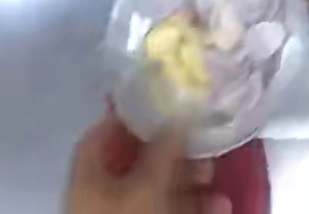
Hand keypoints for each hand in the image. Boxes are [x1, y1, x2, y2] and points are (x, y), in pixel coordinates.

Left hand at [65, 114, 227, 213]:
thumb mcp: (149, 183)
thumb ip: (165, 146)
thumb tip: (181, 115)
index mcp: (88, 177)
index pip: (104, 132)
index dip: (132, 115)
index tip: (165, 106)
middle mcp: (100, 196)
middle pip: (137, 160)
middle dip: (174, 152)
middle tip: (202, 145)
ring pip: (156, 189)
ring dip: (189, 181)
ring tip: (215, 177)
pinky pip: (164, 210)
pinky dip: (190, 206)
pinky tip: (220, 207)